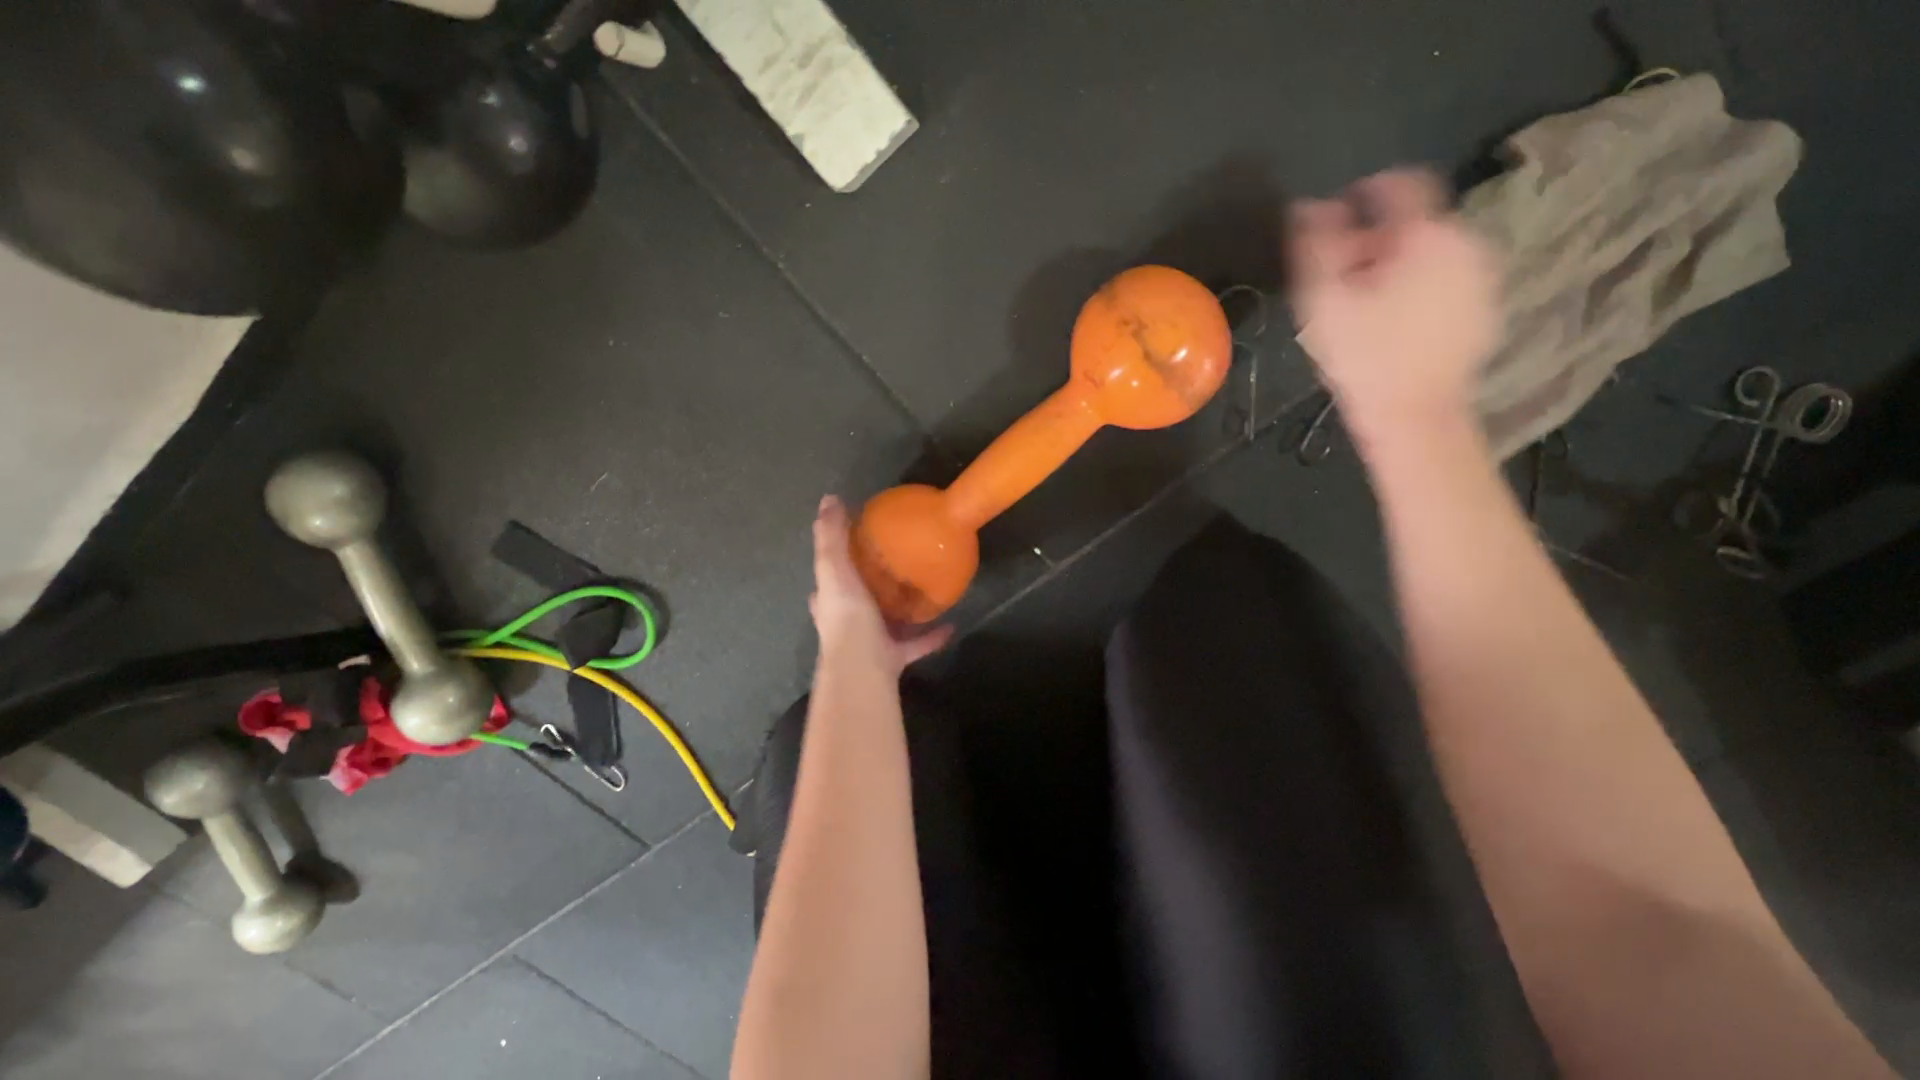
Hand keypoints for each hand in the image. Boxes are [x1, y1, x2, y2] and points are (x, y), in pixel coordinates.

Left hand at [810, 496, 952, 674]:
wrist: (863, 667)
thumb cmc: (847, 615)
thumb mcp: (835, 568)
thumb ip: (832, 536)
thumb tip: (829, 499)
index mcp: (830, 602)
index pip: (827, 579)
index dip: (834, 562)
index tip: (850, 544)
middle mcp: (847, 624)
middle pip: (857, 602)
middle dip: (870, 588)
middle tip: (893, 568)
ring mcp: (869, 644)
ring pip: (887, 623)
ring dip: (903, 611)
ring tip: (924, 592)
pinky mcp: (893, 659)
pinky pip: (916, 644)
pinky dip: (932, 636)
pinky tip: (951, 624)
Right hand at [1288, 168, 1503, 447]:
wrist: (1415, 416)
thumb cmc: (1364, 355)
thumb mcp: (1322, 296)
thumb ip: (1315, 241)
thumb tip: (1310, 204)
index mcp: (1427, 232)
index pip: (1399, 182)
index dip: (1363, 193)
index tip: (1337, 219)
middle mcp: (1466, 243)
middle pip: (1417, 220)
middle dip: (1379, 237)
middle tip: (1345, 271)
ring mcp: (1484, 277)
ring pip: (1434, 252)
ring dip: (1401, 263)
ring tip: (1368, 300)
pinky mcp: (1488, 309)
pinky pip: (1449, 281)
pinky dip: (1423, 288)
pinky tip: (1397, 322)